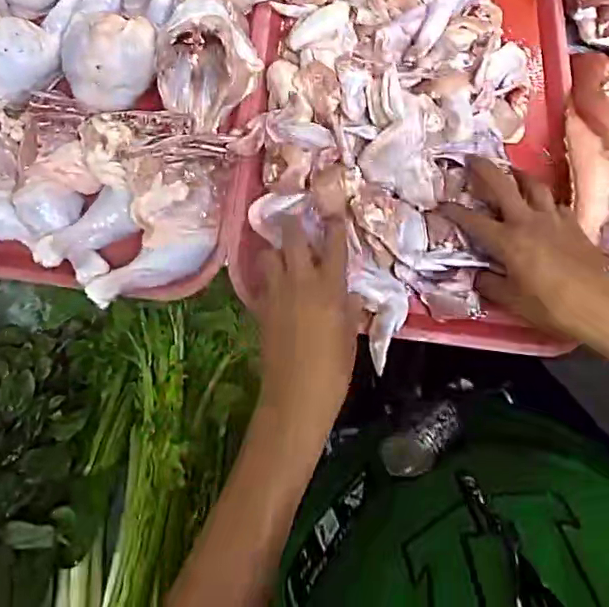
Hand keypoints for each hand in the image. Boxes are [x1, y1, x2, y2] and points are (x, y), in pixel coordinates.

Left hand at [253, 220, 356, 430]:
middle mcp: (301, 280)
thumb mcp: (350, 337)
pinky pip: (261, 280)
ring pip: (269, 253)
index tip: (332, 212)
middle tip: (299, 220)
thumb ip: (349, 308)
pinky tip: (274, 284)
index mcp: (329, 286)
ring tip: (285, 255)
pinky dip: (267, 276)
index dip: (333, 224)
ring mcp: (276, 291)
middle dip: (294, 223)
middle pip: (292, 236)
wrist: (295, 397)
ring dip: (276, 250)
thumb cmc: (333, 370)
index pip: (333, 243)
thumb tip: (349, 292)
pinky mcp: (259, 305)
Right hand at [445, 160, 608, 353]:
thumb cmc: (553, 307)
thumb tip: (477, 274)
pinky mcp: (574, 225)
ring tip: (510, 173)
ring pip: (533, 185)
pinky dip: (545, 200)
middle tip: (472, 159)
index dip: (454, 211)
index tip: (441, 205)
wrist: (603, 308)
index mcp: (507, 240)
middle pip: (502, 184)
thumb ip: (490, 284)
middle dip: (484, 168)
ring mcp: (554, 219)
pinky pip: (556, 203)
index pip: (473, 220)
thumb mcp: (513, 302)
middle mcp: (527, 221)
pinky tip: (543, 207)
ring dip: (518, 176)